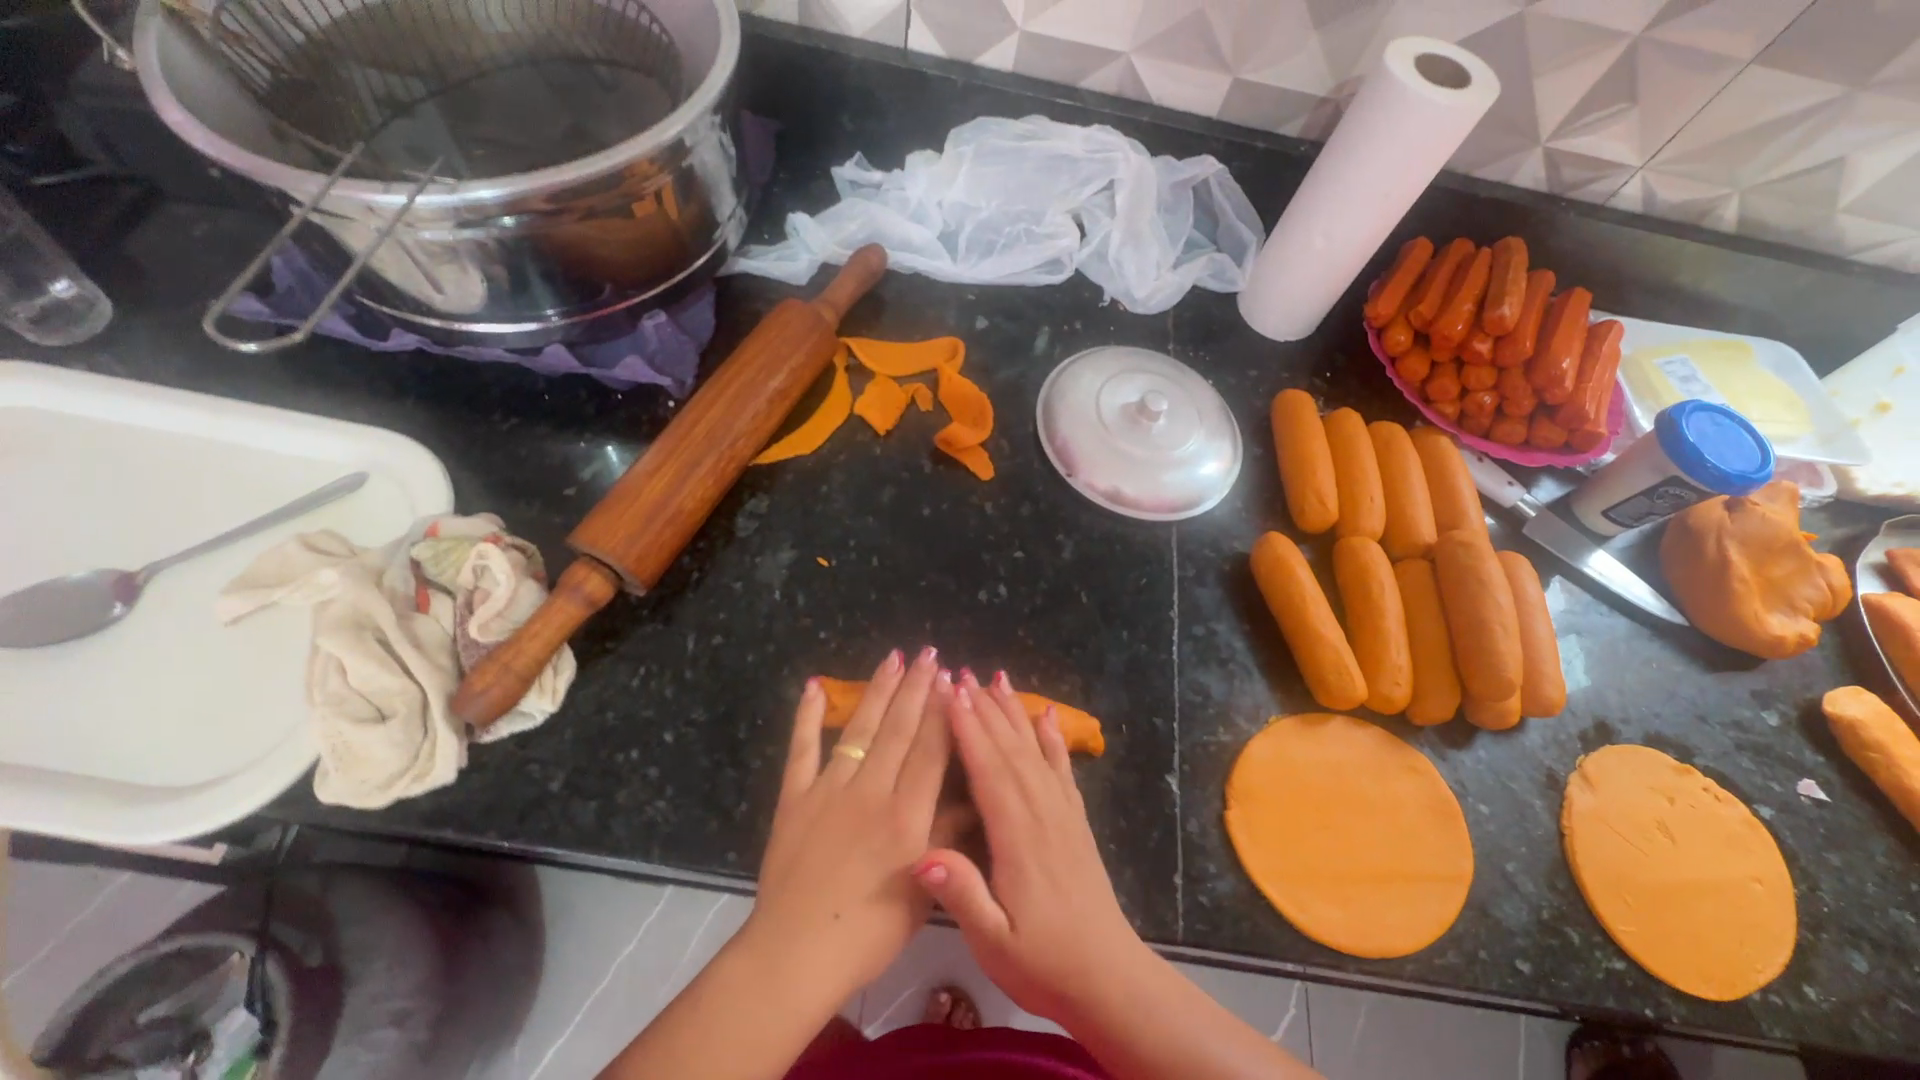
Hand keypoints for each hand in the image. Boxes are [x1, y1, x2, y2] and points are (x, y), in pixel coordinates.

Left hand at [741, 647, 953, 1002]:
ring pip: (859, 730)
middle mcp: (871, 792)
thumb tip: (975, 792)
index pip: (930, 750)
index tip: (952, 678)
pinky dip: (807, 716)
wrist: (797, 953)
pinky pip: (802, 749)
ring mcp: (828, 790)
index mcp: (906, 815)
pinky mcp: (794, 799)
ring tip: (893, 658)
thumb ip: (947, 835)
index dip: (943, 711)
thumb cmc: (871, 932)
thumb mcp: (924, 888)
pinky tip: (814, 686)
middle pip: (898, 729)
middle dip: (916, 688)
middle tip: (929, 653)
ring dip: (877, 691)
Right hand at [911, 671, 1149, 1022]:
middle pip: (1011, 751)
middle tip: (962, 673)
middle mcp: (1043, 816)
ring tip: (997, 679)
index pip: (989, 771)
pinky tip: (1047, 718)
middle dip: (985, 709)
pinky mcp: (1076, 825)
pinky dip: (1053, 740)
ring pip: (1036, 752)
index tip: (948, 693)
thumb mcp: (995, 941)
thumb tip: (923, 853)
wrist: (1109, 980)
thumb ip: (963, 895)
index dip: (968, 729)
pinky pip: (1062, 771)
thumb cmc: (1043, 964)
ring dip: (1015, 714)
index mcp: (1019, 839)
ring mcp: (1064, 817)